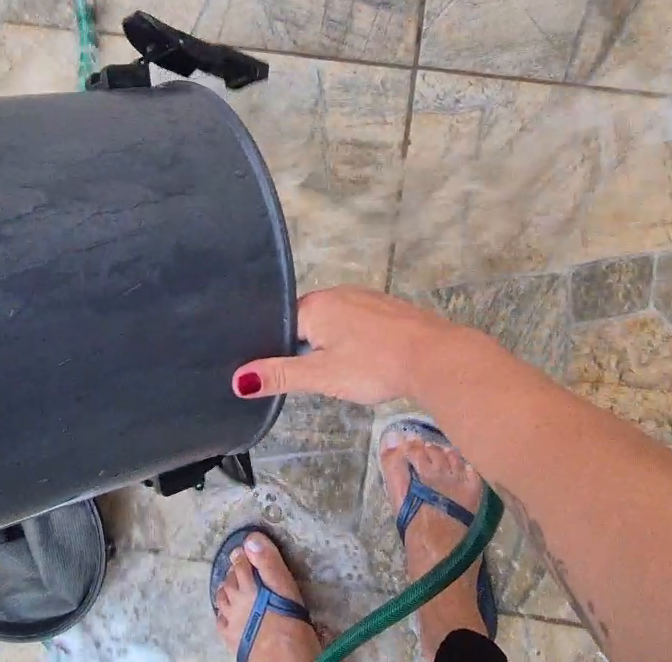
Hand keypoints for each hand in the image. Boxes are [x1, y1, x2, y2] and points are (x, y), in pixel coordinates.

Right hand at [231, 285, 479, 404]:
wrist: (434, 357)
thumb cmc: (373, 365)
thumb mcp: (322, 375)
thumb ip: (280, 375)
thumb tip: (237, 379)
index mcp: (315, 305)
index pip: (281, 324)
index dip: (276, 350)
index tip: (278, 373)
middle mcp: (337, 293)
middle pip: (307, 322)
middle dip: (305, 348)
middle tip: (311, 379)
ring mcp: (365, 297)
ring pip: (335, 321)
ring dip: (332, 344)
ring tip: (339, 373)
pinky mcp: (387, 307)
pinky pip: (358, 321)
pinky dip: (354, 339)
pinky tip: (365, 360)